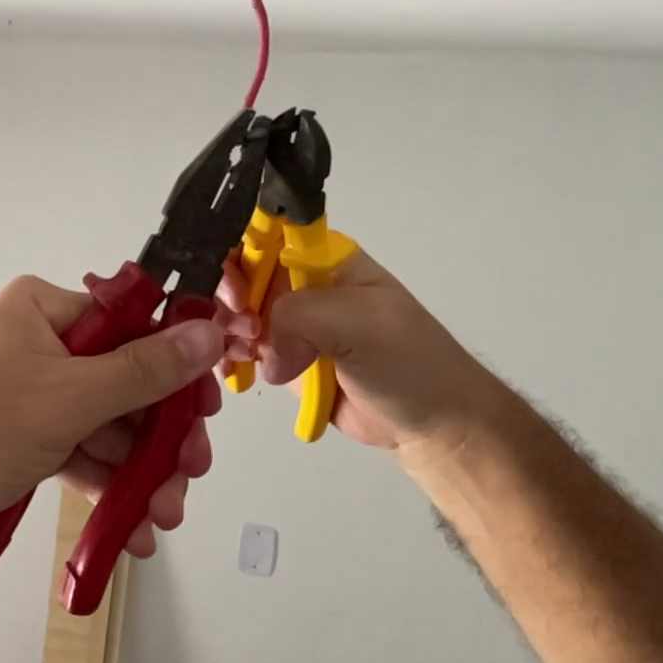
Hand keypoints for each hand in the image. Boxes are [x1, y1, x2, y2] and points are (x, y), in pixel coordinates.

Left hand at [0, 277, 232, 554]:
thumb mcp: (70, 398)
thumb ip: (145, 370)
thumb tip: (208, 333)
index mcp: (45, 309)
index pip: (131, 323)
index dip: (175, 364)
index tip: (208, 404)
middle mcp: (42, 340)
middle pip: (125, 379)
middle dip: (160, 434)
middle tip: (190, 470)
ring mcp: (35, 388)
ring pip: (107, 420)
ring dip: (139, 468)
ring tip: (163, 512)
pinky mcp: (28, 430)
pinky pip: (81, 446)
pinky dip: (106, 480)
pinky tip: (132, 523)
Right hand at [218, 247, 514, 469]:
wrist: (433, 425)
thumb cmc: (408, 362)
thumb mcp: (359, 323)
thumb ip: (300, 315)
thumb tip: (266, 351)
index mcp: (323, 259)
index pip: (266, 236)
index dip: (238, 255)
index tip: (233, 292)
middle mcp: (302, 283)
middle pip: (242, 275)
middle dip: (230, 300)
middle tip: (243, 332)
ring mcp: (293, 323)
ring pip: (237, 313)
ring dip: (228, 332)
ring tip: (241, 357)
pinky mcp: (286, 358)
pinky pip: (244, 349)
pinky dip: (232, 358)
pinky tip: (236, 371)